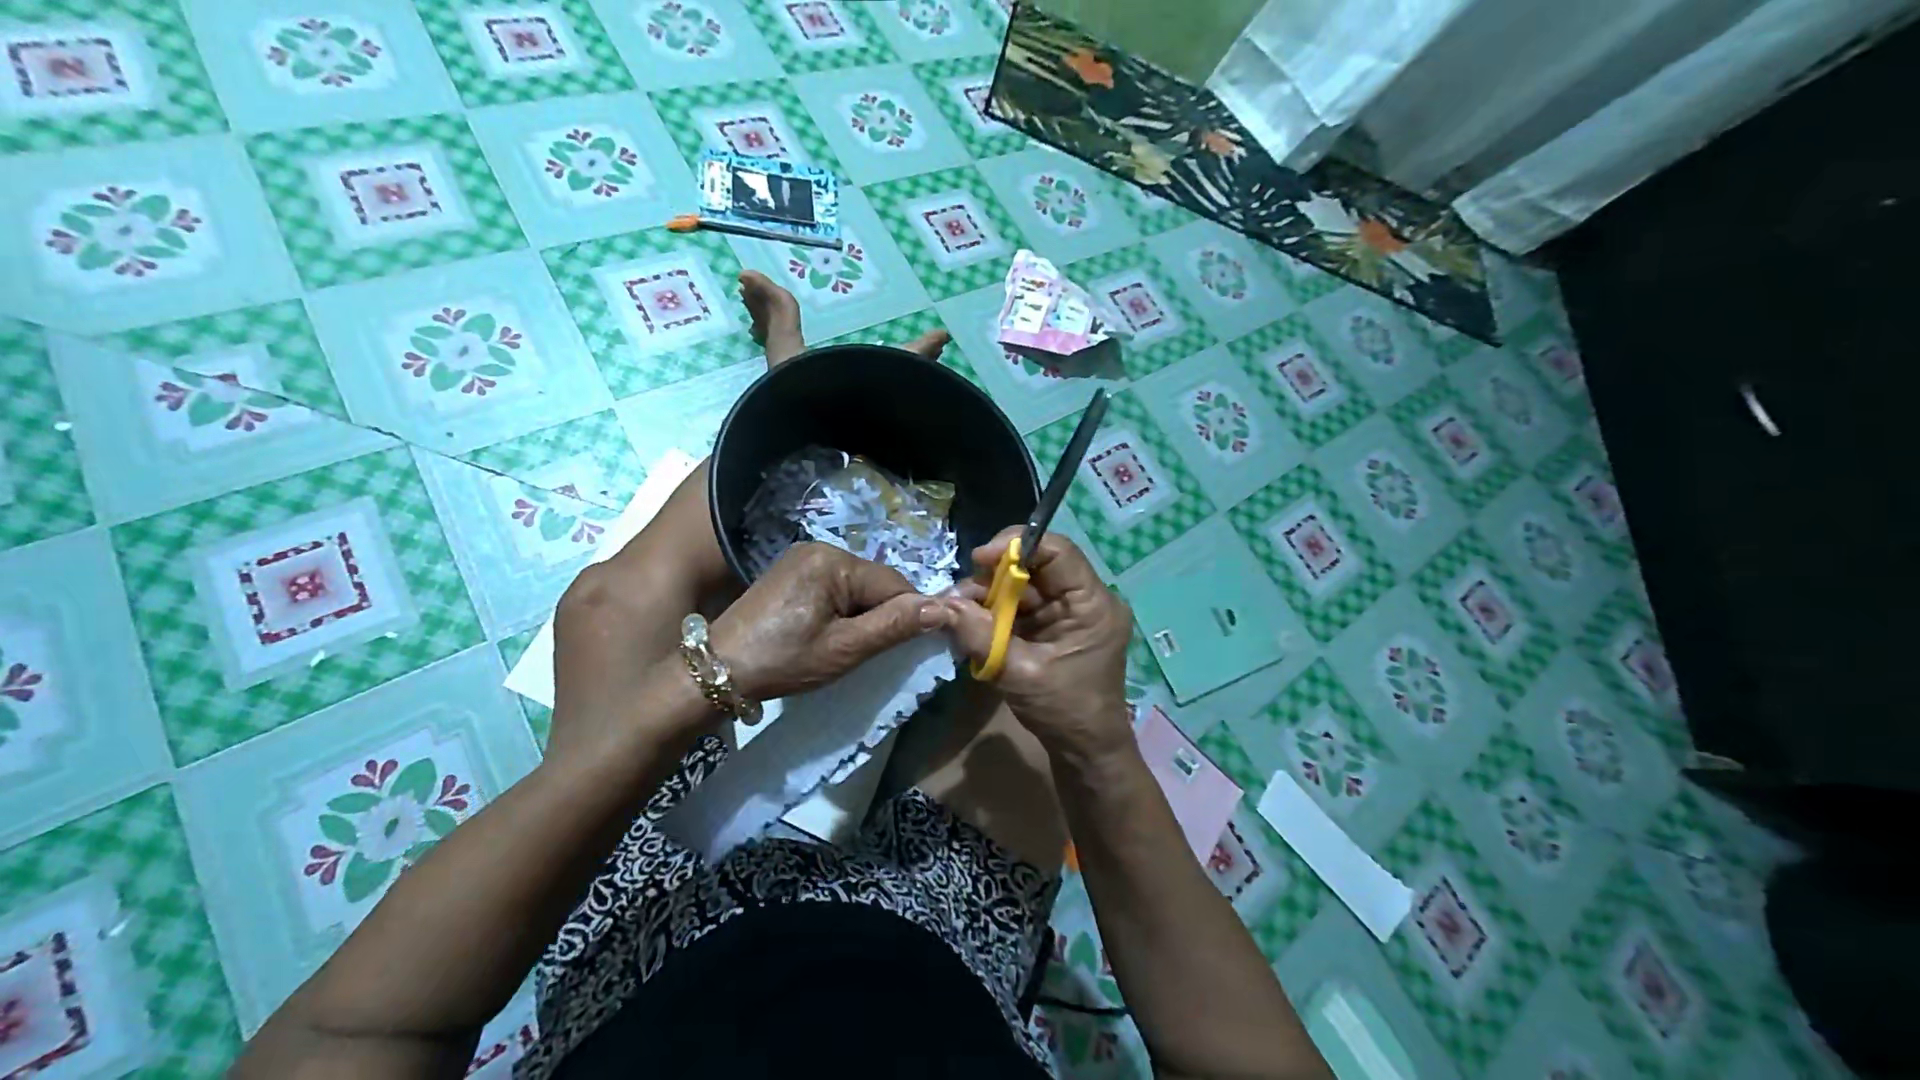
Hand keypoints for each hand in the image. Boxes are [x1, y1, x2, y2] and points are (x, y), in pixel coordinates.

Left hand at [709, 542, 945, 702]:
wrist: (718, 668)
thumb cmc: (784, 660)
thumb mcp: (844, 648)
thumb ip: (894, 626)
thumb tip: (944, 608)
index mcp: (834, 561)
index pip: (894, 584)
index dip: (905, 616)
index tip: (903, 648)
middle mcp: (821, 548)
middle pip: (875, 582)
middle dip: (879, 614)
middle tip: (863, 651)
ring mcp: (804, 557)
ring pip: (856, 585)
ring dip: (861, 613)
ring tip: (842, 644)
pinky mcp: (793, 571)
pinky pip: (835, 585)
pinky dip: (842, 608)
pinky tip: (826, 632)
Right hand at [940, 528, 1134, 764]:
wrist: (1085, 752)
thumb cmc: (1065, 711)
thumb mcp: (1019, 674)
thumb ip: (982, 636)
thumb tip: (945, 604)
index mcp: (1092, 604)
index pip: (1057, 551)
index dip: (1016, 546)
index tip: (979, 559)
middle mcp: (1084, 600)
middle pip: (1037, 565)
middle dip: (996, 574)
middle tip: (962, 592)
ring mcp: (1069, 613)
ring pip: (1025, 585)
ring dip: (992, 594)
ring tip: (960, 610)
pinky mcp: (1054, 627)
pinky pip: (1023, 606)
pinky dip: (997, 611)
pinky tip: (972, 620)